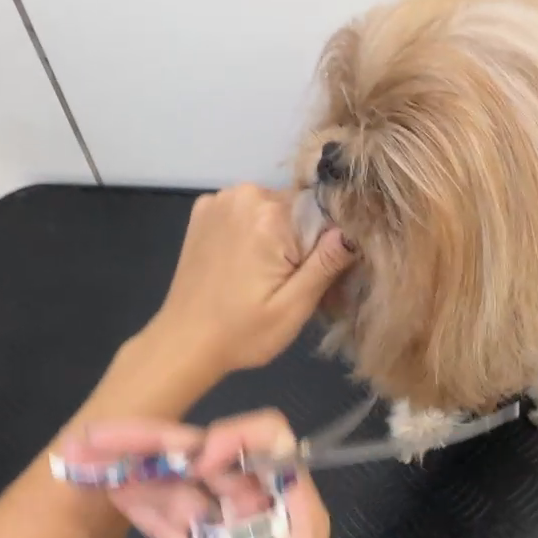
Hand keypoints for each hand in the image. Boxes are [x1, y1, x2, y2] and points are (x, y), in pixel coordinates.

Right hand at [61, 411, 337, 537]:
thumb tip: (230, 501)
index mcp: (293, 513)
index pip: (267, 448)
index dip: (229, 439)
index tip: (193, 460)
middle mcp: (262, 513)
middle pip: (210, 460)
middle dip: (158, 444)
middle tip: (94, 436)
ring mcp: (231, 534)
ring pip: (183, 487)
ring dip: (137, 470)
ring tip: (80, 456)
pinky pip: (171, 521)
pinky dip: (141, 504)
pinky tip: (104, 486)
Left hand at [153, 184, 355, 373]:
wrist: (184, 342)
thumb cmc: (242, 333)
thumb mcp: (294, 307)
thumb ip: (325, 265)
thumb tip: (352, 231)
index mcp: (268, 216)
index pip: (323, 213)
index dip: (328, 246)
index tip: (322, 278)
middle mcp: (244, 195)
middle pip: (297, 210)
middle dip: (302, 243)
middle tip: (292, 287)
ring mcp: (220, 200)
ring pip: (273, 211)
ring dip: (279, 239)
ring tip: (267, 281)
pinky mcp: (205, 211)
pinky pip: (248, 214)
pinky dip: (254, 235)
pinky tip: (247, 268)